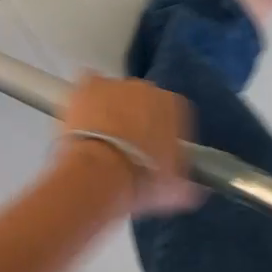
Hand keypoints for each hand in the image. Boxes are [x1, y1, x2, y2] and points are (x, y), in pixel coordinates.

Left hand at [57, 73, 200, 215]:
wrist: (100, 171)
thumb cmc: (142, 179)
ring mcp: (115, 83)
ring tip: (99, 134)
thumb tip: (189, 187)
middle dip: (134, 117)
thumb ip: (183, 179)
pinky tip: (83, 118)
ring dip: (108, 108)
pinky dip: (86, 100)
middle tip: (123, 143)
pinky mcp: (87, 86)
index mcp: (175, 106)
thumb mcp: (174, 186)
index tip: (150, 149)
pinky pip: (88, 87)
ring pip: (113, 93)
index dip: (158, 131)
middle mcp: (148, 88)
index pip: (170, 114)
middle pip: (141, 100)